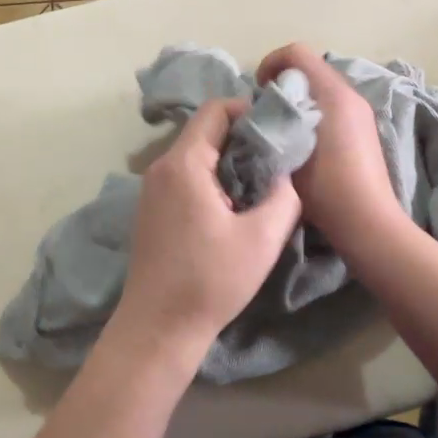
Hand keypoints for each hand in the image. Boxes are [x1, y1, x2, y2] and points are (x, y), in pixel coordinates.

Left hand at [115, 99, 301, 350]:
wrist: (158, 326)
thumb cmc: (210, 280)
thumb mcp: (261, 240)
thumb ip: (282, 197)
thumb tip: (284, 174)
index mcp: (184, 163)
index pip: (214, 110)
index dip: (247, 110)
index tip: (276, 128)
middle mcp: (162, 166)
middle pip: (204, 130)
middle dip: (242, 137)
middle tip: (276, 156)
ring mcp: (152, 188)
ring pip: (195, 154)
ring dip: (227, 160)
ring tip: (260, 182)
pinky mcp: (152, 208)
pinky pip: (185, 175)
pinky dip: (211, 177)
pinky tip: (234, 205)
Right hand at [258, 44, 400, 245]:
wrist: (369, 223)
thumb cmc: (326, 189)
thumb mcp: (286, 152)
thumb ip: (271, 124)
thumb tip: (261, 113)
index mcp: (332, 93)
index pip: (297, 53)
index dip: (270, 63)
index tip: (258, 91)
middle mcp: (350, 94)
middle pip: (310, 67)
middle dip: (283, 82)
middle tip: (265, 110)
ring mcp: (361, 111)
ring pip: (321, 86)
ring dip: (298, 97)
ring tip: (281, 126)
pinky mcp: (364, 128)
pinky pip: (332, 104)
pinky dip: (313, 110)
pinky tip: (303, 141)